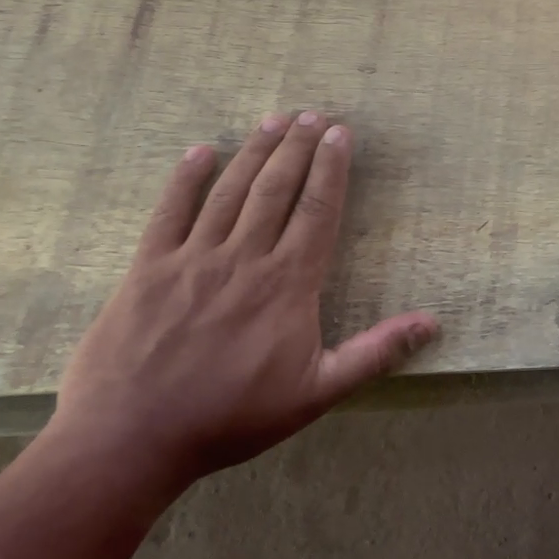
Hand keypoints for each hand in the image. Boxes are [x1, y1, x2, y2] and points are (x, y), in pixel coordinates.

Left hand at [45, 112, 438, 484]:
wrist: (125, 444)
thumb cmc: (231, 417)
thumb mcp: (317, 390)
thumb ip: (376, 351)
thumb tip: (433, 322)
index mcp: (288, 282)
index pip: (317, 209)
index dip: (331, 167)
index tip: (340, 132)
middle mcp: (244, 259)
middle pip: (276, 188)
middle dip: (297, 147)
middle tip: (311, 114)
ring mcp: (192, 261)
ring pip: (230, 192)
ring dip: (254, 152)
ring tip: (273, 119)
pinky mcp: (145, 272)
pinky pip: (168, 215)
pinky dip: (185, 180)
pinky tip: (199, 152)